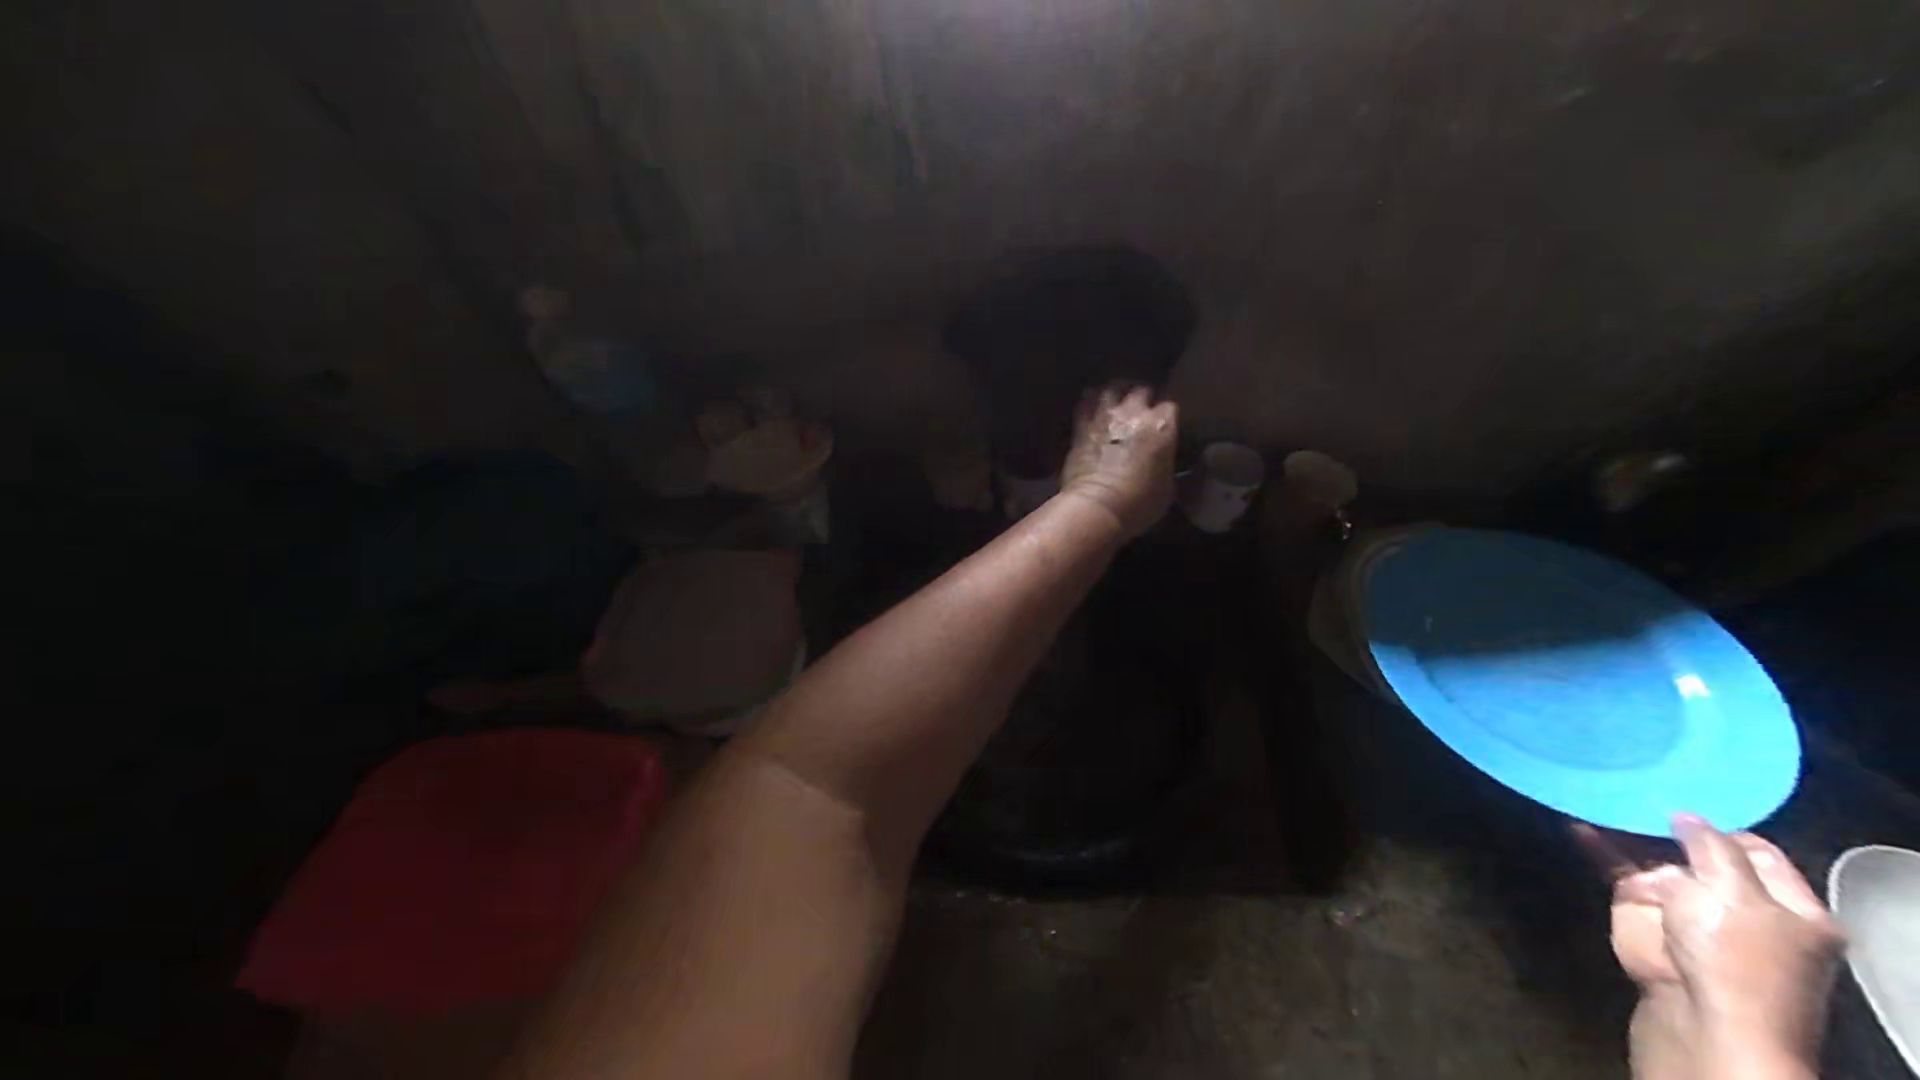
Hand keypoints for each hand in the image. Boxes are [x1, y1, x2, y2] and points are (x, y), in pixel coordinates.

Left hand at [1059, 384, 1177, 538]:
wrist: (1097, 507)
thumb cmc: (1139, 503)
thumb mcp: (1168, 488)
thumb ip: (1166, 464)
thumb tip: (1163, 462)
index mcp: (1161, 425)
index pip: (1169, 407)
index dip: (1166, 417)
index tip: (1163, 427)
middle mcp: (1133, 413)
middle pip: (1140, 391)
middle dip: (1142, 399)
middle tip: (1139, 412)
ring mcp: (1104, 416)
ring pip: (1111, 389)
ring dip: (1115, 394)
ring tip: (1115, 402)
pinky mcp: (1080, 426)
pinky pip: (1084, 403)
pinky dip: (1089, 402)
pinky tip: (1091, 407)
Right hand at [1599, 815, 1842, 1079]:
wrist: (1697, 1006)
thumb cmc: (1739, 954)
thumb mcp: (1738, 894)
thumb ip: (1713, 848)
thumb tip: (1686, 815)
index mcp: (1782, 902)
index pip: (1755, 849)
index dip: (1722, 824)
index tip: (1684, 793)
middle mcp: (1732, 896)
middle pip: (1697, 847)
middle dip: (1668, 821)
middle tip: (1635, 783)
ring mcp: (1681, 900)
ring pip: (1650, 851)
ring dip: (1627, 827)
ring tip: (1600, 792)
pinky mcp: (1636, 902)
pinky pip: (1613, 864)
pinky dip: (1595, 844)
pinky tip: (1576, 822)